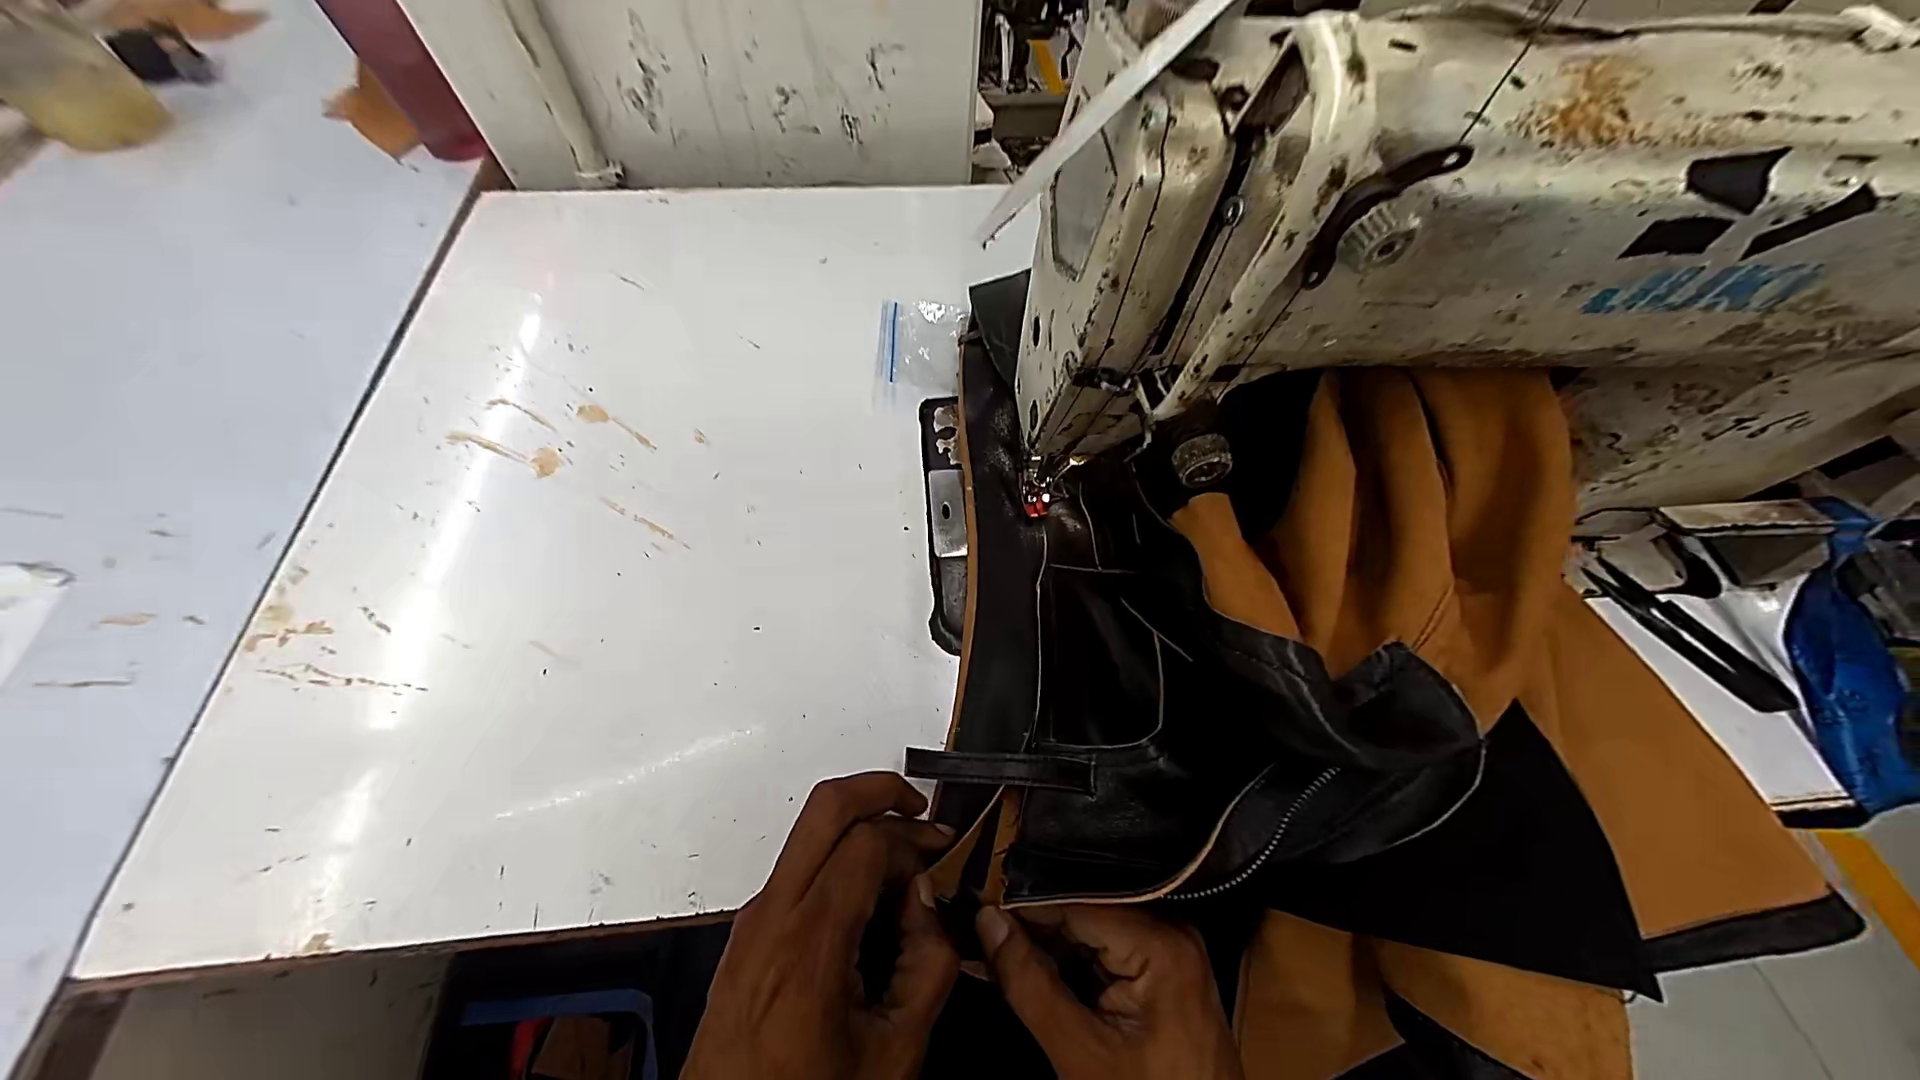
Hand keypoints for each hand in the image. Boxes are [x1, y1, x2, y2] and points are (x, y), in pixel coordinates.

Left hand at [683, 772, 959, 1079]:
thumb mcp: (892, 1052)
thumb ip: (927, 966)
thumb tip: (928, 906)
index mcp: (807, 946)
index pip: (867, 843)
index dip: (912, 845)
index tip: (934, 871)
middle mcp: (772, 915)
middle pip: (826, 806)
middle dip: (881, 788)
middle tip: (919, 808)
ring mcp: (756, 916)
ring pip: (810, 828)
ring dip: (862, 824)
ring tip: (902, 859)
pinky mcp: (751, 926)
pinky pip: (800, 863)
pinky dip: (841, 855)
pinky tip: (870, 893)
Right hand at [976, 904, 1243, 1079]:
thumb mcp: (1078, 1052)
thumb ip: (1028, 981)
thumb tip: (987, 919)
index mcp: (1159, 942)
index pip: (1075, 901)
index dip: (1023, 905)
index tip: (979, 909)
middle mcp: (1170, 929)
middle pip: (1085, 909)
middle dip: (1035, 923)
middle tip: (985, 935)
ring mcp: (1171, 946)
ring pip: (1093, 925)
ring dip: (1050, 939)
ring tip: (1004, 951)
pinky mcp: (1166, 966)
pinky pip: (1109, 945)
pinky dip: (1074, 956)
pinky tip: (1040, 967)